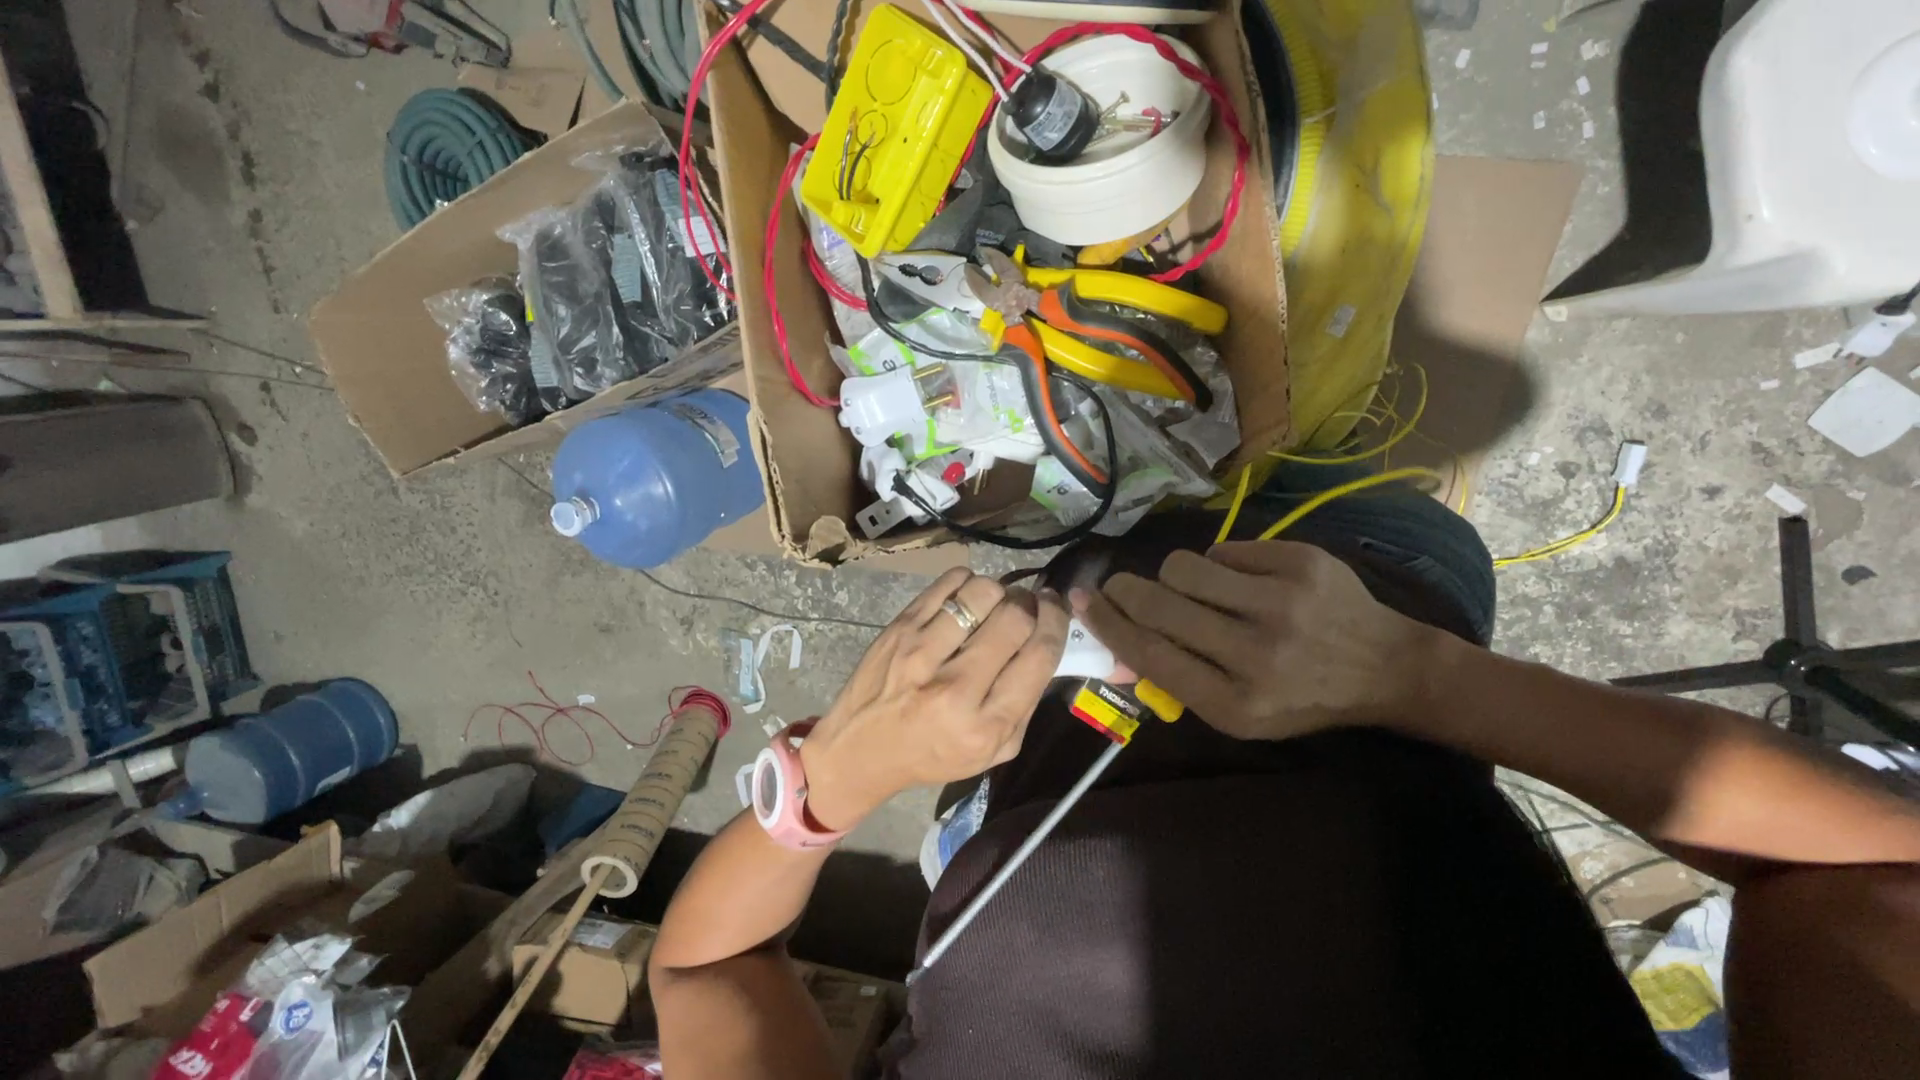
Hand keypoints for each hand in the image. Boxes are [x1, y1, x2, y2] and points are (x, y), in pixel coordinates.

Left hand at [798, 568, 1069, 830]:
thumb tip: (1047, 644)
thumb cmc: (933, 755)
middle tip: (1026, 606)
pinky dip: (966, 583)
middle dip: (1029, 604)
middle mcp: (955, 689)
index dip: (1056, 621)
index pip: (1039, 656)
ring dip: (998, 591)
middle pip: (1014, 619)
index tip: (1056, 607)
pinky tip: (964, 599)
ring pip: (981, 593)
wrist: (860, 751)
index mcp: (985, 726)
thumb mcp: (993, 752)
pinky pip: (948, 583)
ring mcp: (921, 655)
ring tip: (992, 604)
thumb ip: (1026, 705)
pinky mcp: (898, 630)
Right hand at [1078, 541, 1445, 740]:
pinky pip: (1225, 551)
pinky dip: (1220, 565)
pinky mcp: (1302, 564)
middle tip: (1117, 585)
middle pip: (1158, 603)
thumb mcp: (1239, 714)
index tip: (1082, 602)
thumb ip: (1178, 680)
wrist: (1387, 667)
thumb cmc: (1301, 699)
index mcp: (1236, 702)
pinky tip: (1242, 582)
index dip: (1106, 623)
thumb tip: (1116, 641)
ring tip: (1194, 590)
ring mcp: (1283, 603)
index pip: (1149, 654)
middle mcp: (1257, 654)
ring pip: (1184, 567)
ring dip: (1174, 577)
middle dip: (1125, 590)